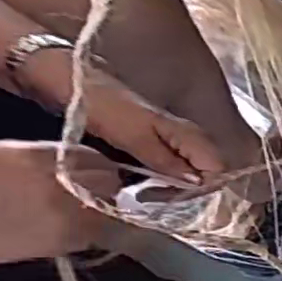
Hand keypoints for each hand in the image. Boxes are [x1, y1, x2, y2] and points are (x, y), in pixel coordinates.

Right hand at [0, 140, 120, 270]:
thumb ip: (34, 158)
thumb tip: (66, 163)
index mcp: (32, 156)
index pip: (92, 156)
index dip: (92, 165)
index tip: (87, 172)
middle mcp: (57, 181)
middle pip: (109, 180)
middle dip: (105, 185)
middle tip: (88, 193)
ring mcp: (68, 211)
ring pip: (110, 207)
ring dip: (102, 209)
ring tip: (77, 212)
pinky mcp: (69, 238)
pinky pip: (97, 231)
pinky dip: (91, 230)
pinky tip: (67, 229)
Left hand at [20, 50, 226, 182]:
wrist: (63, 79)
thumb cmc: (97, 105)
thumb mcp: (130, 135)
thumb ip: (165, 159)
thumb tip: (198, 183)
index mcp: (188, 134)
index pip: (218, 168)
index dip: (204, 187)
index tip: (177, 199)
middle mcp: (187, 139)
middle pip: (206, 173)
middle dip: (190, 190)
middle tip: (157, 201)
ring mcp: (171, 142)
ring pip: (189, 173)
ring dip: (173, 188)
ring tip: (146, 197)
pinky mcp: (155, 146)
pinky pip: (170, 170)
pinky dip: (159, 181)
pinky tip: (140, 187)